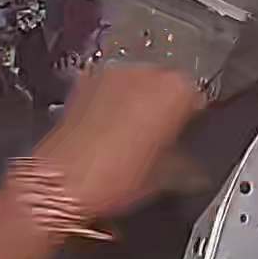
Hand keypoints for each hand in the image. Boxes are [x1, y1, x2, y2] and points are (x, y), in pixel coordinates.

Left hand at [32, 66, 204, 217]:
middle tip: (161, 135)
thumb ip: (189, 164)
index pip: (198, 96)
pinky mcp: (86, 80)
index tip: (189, 131)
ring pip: (139, 82)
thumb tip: (196, 170)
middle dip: (166, 105)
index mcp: (176, 90)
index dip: (194, 117)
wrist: (59, 185)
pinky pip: (111, 86)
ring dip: (140, 99)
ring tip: (133, 132)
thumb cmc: (112, 179)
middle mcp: (147, 73)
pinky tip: (110, 126)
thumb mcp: (166, 177)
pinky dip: (114, 100)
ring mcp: (114, 73)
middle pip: (168, 83)